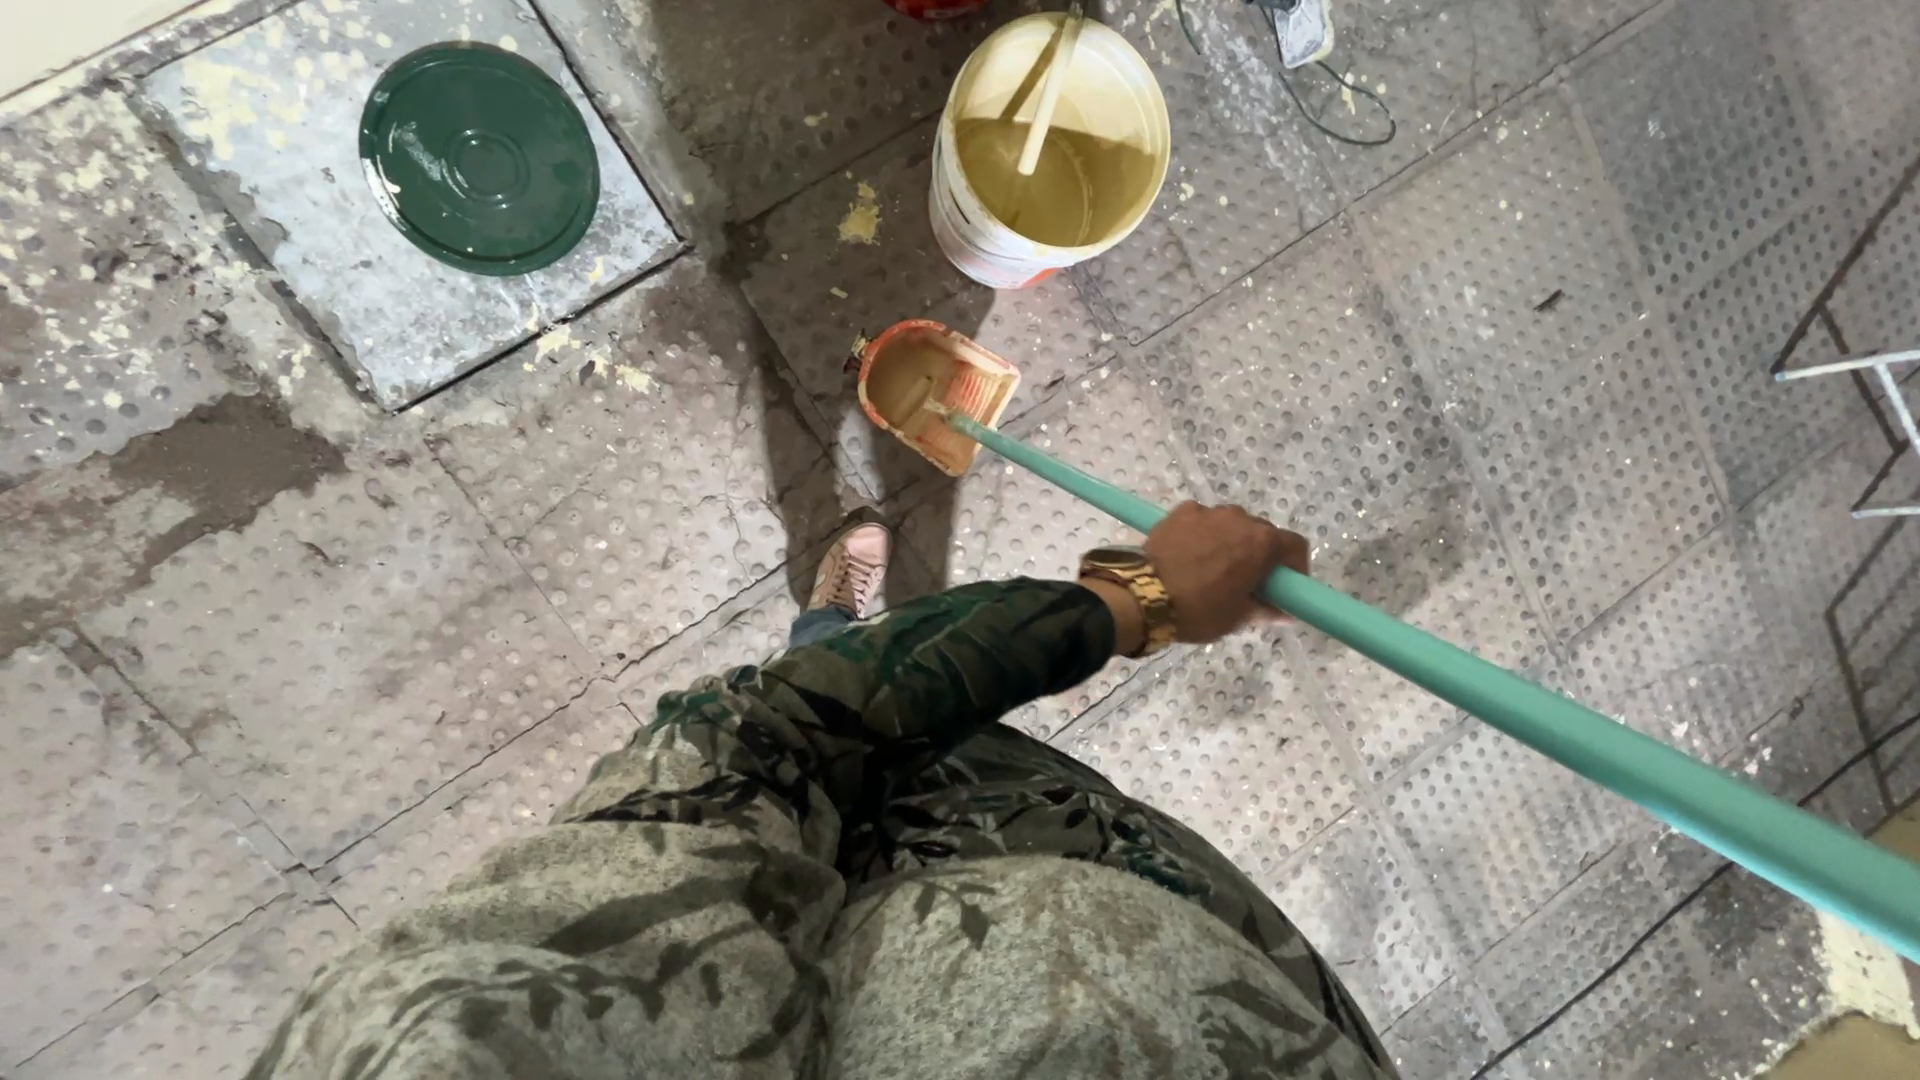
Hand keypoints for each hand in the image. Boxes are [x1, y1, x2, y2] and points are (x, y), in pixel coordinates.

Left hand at [1144, 501, 1309, 643]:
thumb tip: (1284, 612)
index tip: (1284, 587)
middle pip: (1261, 533)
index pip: (1295, 547)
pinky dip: (1202, 534)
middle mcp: (1239, 519)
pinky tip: (1189, 555)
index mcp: (1262, 543)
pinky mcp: (1180, 512)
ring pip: (1230, 525)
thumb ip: (1266, 609)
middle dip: (1260, 555)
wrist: (1142, 596)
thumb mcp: (1237, 617)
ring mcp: (1207, 512)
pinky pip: (1202, 521)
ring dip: (1230, 542)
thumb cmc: (1198, 609)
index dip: (1294, 568)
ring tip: (1214, 567)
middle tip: (1247, 581)